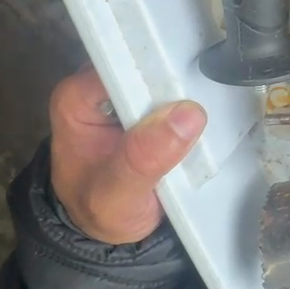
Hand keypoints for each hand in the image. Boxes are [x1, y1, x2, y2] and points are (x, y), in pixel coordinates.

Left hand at [47, 69, 206, 245]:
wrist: (111, 226)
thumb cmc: (101, 209)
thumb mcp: (116, 196)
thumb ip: (143, 159)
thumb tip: (188, 115)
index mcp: (77, 98)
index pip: (119, 65)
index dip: (154, 73)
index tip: (186, 89)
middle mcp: (102, 84)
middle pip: (147, 62)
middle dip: (178, 81)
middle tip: (206, 102)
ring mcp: (130, 90)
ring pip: (167, 72)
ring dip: (193, 90)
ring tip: (212, 109)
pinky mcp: (154, 99)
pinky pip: (180, 88)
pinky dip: (196, 101)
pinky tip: (210, 114)